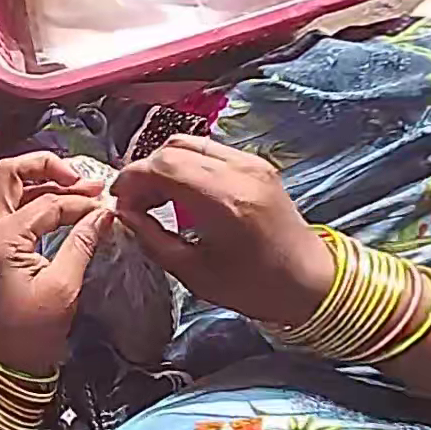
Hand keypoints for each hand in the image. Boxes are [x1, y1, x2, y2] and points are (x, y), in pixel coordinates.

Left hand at [0, 152, 114, 373]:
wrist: (2, 360)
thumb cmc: (31, 330)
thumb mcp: (63, 287)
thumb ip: (82, 243)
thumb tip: (104, 212)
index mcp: (1, 239)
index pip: (45, 202)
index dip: (79, 201)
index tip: (105, 206)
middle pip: (9, 173)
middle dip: (46, 167)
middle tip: (81, 178)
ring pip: (10, 187)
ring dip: (43, 181)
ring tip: (81, 189)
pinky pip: (13, 207)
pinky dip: (37, 200)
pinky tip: (65, 206)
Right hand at [111, 135, 332, 326]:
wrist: (310, 281)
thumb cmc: (252, 286)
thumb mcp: (192, 272)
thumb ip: (152, 238)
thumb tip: (125, 214)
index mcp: (223, 201)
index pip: (162, 166)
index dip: (131, 179)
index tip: (120, 201)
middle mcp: (238, 171)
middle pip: (172, 148)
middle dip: (144, 171)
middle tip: (134, 201)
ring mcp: (251, 163)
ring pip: (189, 143)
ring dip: (163, 165)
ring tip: (153, 196)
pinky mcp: (257, 163)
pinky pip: (208, 150)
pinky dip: (184, 164)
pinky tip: (179, 192)